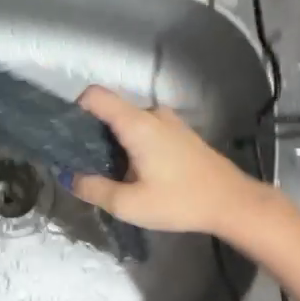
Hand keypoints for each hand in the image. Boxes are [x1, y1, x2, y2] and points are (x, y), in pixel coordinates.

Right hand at [70, 86, 277, 236]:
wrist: (231, 202)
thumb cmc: (179, 202)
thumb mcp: (128, 204)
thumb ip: (93, 189)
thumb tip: (69, 177)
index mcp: (137, 124)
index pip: (96, 96)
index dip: (75, 110)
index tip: (68, 138)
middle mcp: (152, 115)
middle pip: (111, 112)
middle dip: (93, 136)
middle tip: (87, 168)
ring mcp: (169, 122)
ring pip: (128, 124)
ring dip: (114, 145)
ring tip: (112, 177)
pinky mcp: (179, 134)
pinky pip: (145, 132)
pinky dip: (133, 148)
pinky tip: (135, 176)